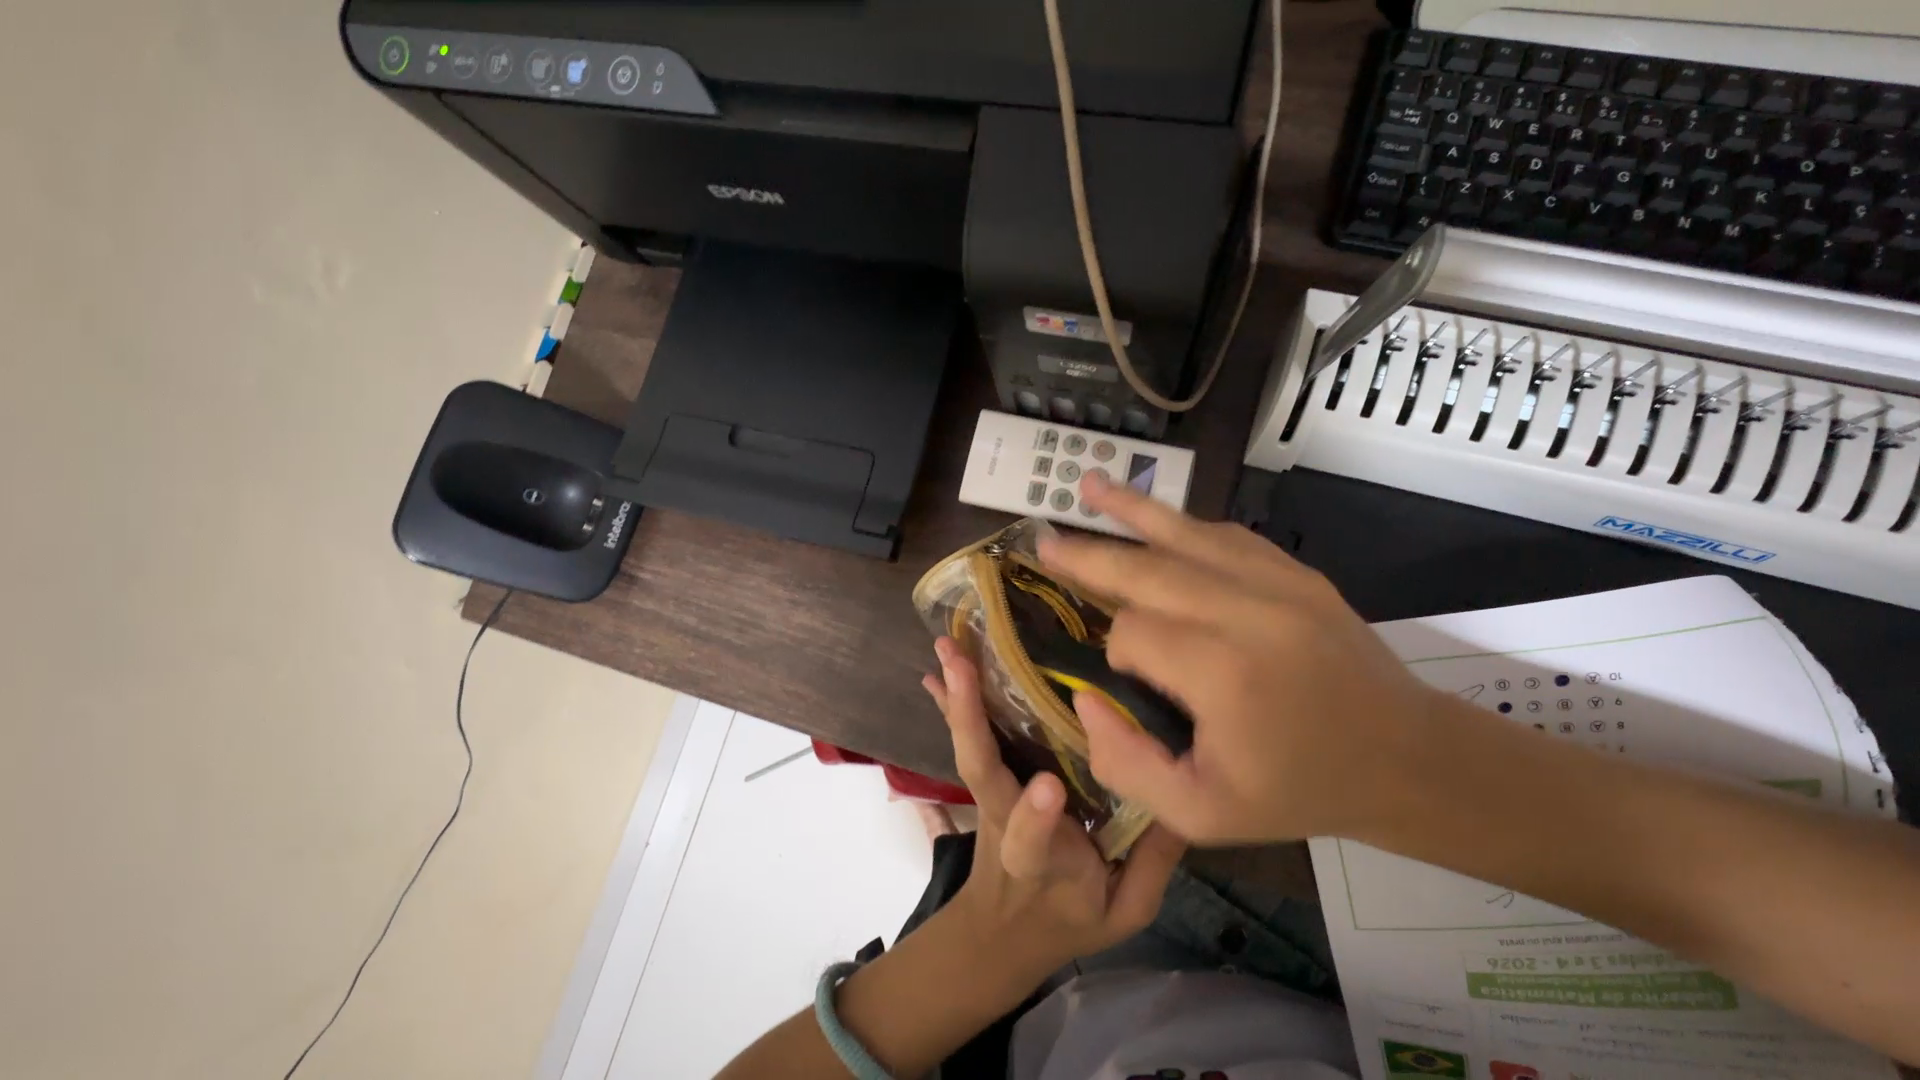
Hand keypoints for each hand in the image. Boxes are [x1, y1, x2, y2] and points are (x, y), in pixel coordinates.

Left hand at [923, 638, 1184, 972]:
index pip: (1033, 842)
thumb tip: (1181, 804)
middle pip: (982, 772)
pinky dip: (954, 703)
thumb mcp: (1124, 912)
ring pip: (970, 748)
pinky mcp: (986, 783)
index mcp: (1042, 861)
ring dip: (957, 697)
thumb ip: (1153, 865)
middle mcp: (1006, 822)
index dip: (1035, 817)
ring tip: (948, 646)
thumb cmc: (1069, 920)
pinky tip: (942, 666)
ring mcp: (990, 799)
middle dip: (969, 720)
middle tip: (958, 662)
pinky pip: (969, 740)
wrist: (1003, 933)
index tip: (1049, 785)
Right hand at [1037, 471, 1458, 844]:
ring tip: (1089, 485)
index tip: (1129, 678)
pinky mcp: (1299, 573)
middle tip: (1044, 539)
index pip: (1132, 632)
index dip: (1115, 651)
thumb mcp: (1201, 814)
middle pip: (1147, 567)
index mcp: (1222, 674)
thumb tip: (1085, 699)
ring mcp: (1279, 583)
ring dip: (1132, 510)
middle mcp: (1247, 613)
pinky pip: (1228, 535)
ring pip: (1186, 534)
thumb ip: (1126, 763)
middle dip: (1091, 554)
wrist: (1405, 758)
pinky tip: (1156, 517)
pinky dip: (1184, 524)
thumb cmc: (1298, 790)